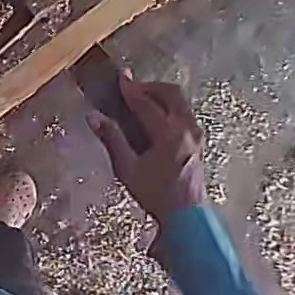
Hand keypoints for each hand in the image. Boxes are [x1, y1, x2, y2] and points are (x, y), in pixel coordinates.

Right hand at [88, 74, 206, 224]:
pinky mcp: (199, 141)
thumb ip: (112, 139)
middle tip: (132, 87)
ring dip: (161, 95)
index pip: (146, 103)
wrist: (186, 217)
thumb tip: (94, 118)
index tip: (120, 77)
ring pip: (181, 101)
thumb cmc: (156, 195)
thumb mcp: (127, 169)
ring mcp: (196, 134)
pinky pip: (185, 112)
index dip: (130, 88)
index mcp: (169, 134)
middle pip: (171, 93)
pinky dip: (170, 106)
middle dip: (150, 86)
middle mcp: (187, 129)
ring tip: (142, 99)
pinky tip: (157, 115)